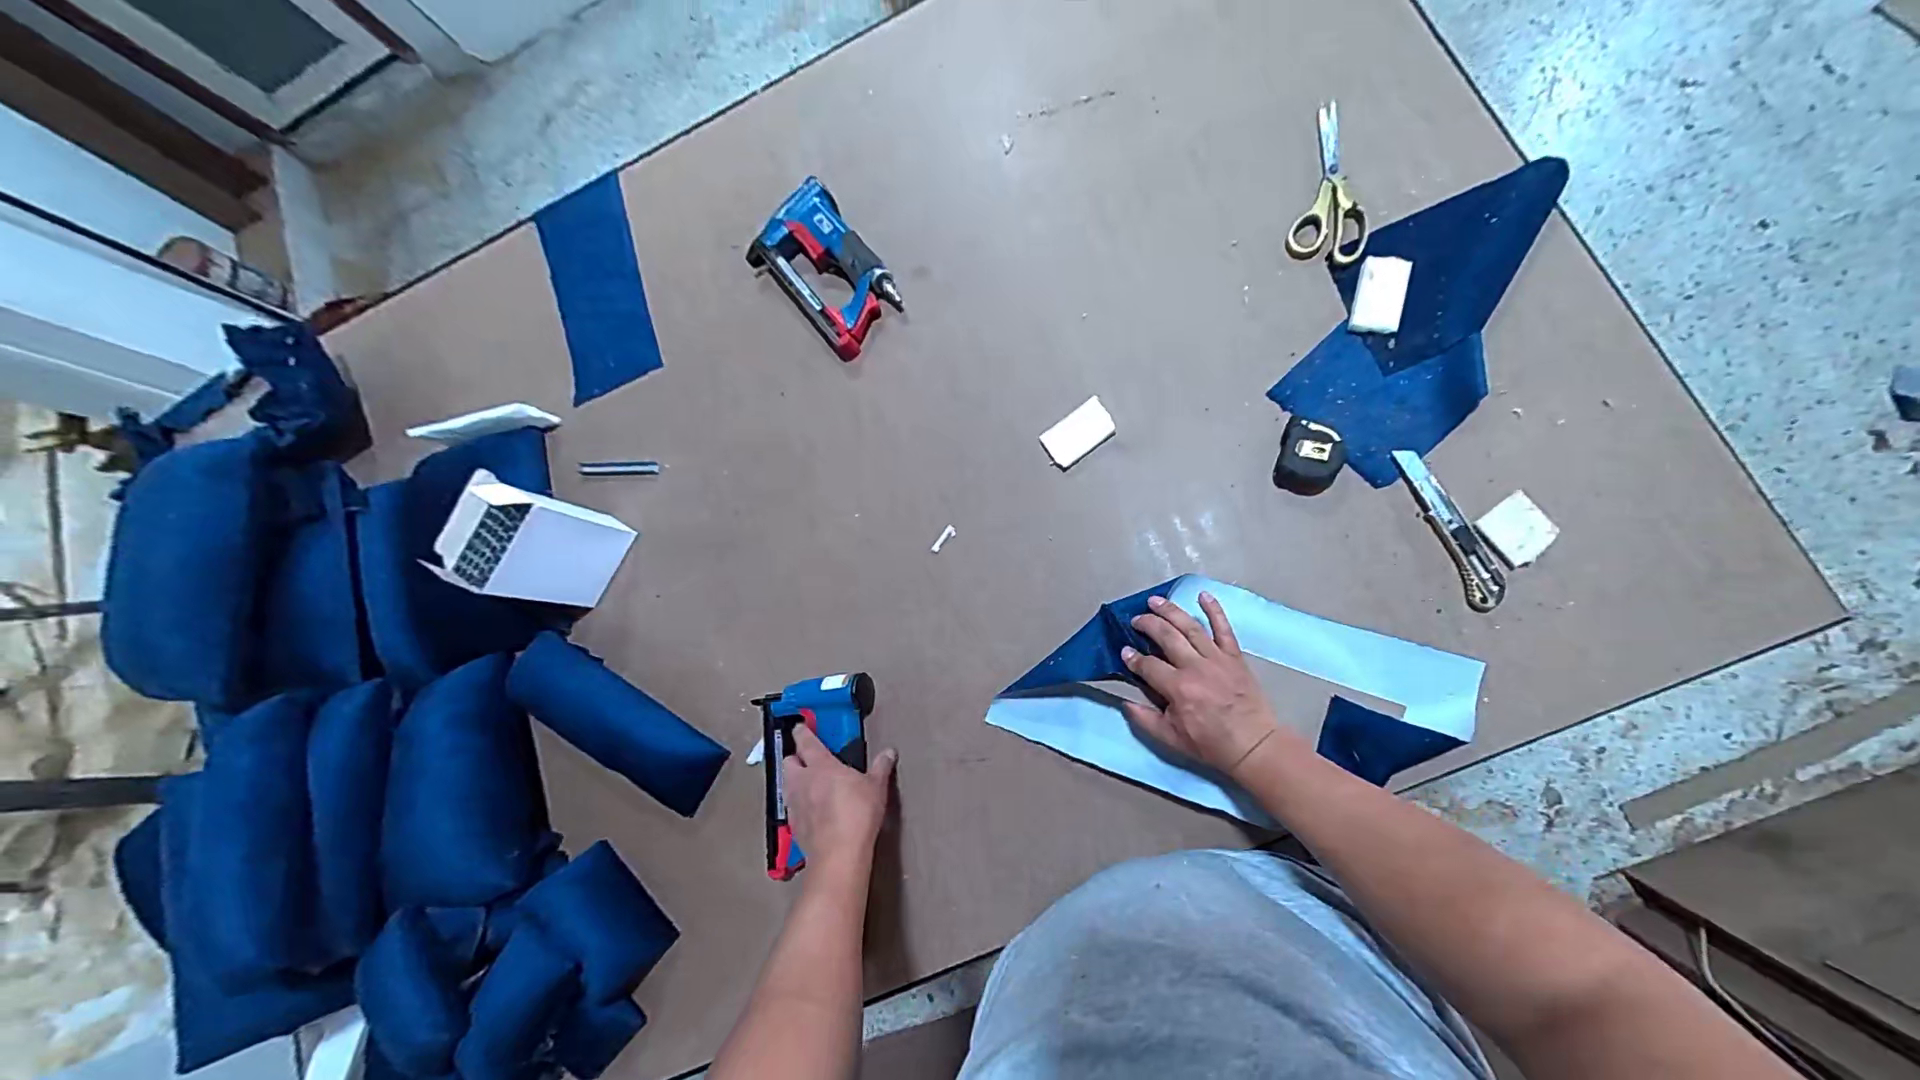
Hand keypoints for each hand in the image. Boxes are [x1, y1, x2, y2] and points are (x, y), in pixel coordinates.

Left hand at [783, 724, 897, 880]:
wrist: (838, 854)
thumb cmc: (857, 814)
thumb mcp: (876, 787)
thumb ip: (881, 767)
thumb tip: (888, 753)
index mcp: (821, 766)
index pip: (806, 742)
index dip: (802, 732)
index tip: (800, 727)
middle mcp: (802, 781)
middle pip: (788, 762)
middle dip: (794, 758)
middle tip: (807, 759)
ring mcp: (795, 804)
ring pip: (786, 785)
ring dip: (794, 781)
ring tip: (808, 784)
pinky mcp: (794, 826)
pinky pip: (791, 808)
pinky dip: (798, 805)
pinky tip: (811, 810)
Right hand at [1121, 592, 1297, 778]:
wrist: (1254, 745)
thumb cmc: (1211, 744)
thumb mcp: (1171, 739)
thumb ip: (1145, 719)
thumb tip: (1124, 703)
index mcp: (1178, 688)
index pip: (1148, 665)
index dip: (1133, 658)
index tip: (1124, 652)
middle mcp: (1195, 667)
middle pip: (1166, 636)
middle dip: (1147, 624)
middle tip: (1136, 620)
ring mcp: (1217, 659)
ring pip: (1190, 627)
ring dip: (1171, 611)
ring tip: (1155, 601)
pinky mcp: (1235, 657)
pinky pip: (1224, 628)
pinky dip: (1214, 610)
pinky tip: (1203, 595)